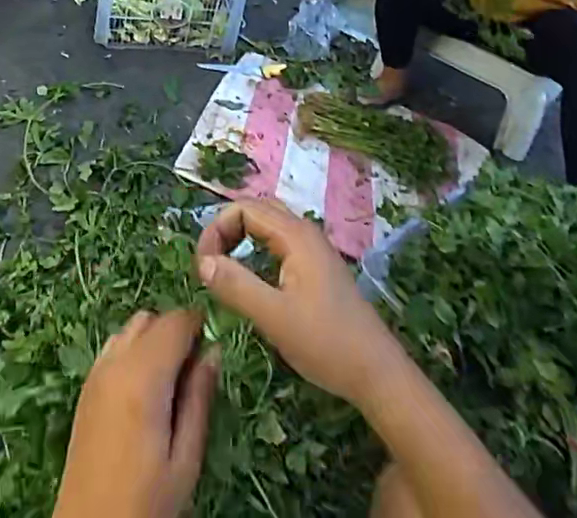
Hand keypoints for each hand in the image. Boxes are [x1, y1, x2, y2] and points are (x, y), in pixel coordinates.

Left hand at [53, 309, 218, 517]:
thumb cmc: (145, 502)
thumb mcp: (186, 457)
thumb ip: (199, 397)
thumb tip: (213, 350)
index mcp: (144, 378)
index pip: (177, 321)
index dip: (201, 324)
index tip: (214, 348)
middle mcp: (116, 365)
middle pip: (153, 318)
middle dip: (178, 329)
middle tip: (194, 367)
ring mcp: (96, 375)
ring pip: (132, 328)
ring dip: (155, 337)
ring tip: (171, 377)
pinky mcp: (85, 390)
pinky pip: (115, 346)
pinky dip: (134, 349)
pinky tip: (145, 386)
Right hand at [196, 199, 408, 405]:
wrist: (373, 368)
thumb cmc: (325, 342)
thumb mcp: (273, 317)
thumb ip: (236, 285)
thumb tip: (203, 261)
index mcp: (296, 235)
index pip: (245, 208)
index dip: (218, 229)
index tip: (202, 266)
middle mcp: (305, 233)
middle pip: (257, 211)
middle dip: (227, 229)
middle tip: (208, 266)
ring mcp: (313, 249)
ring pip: (268, 227)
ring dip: (240, 239)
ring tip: (221, 272)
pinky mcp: (315, 268)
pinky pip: (278, 244)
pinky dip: (255, 251)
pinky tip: (248, 280)